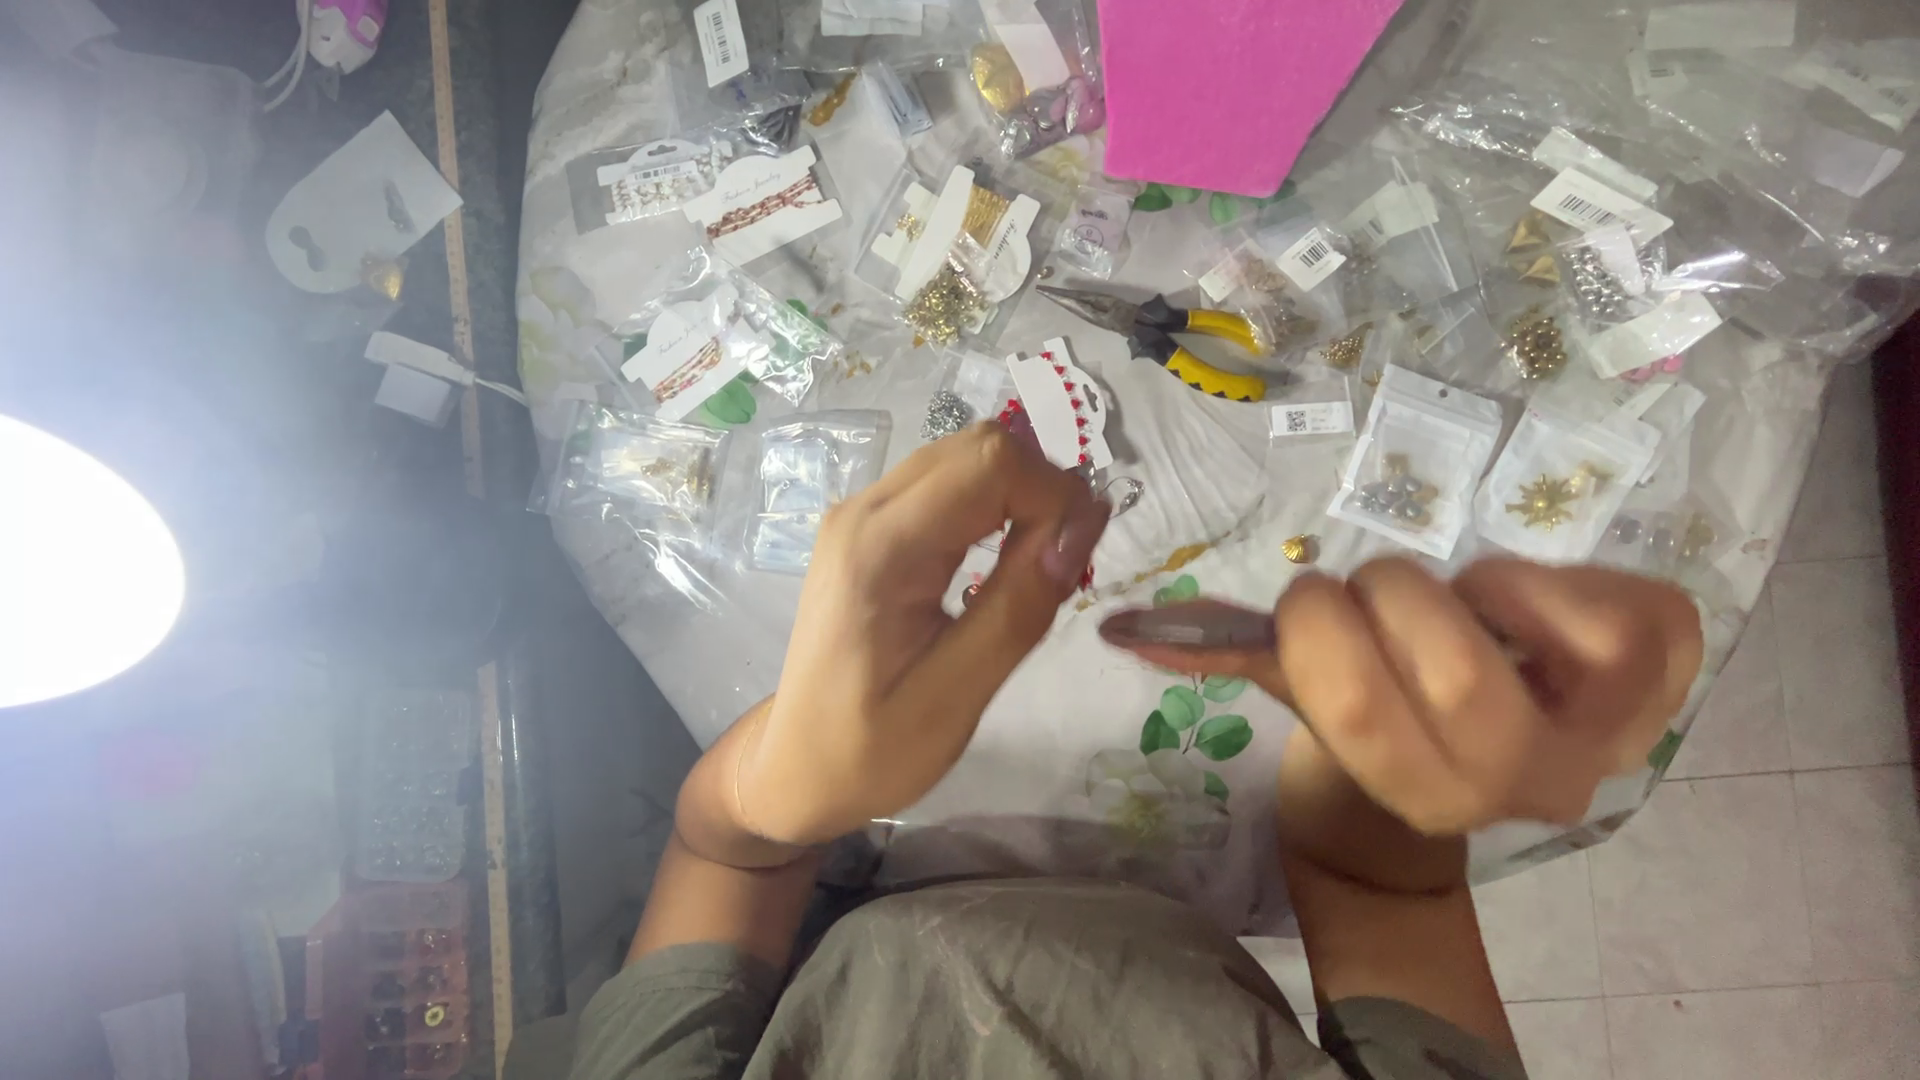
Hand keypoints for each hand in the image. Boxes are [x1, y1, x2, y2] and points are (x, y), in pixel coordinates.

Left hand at [680, 424, 1110, 864]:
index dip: (1051, 494)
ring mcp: (862, 513)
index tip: (1074, 559)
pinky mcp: (869, 528)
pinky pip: (947, 486)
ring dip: (1019, 497)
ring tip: (1037, 566)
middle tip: (1061, 564)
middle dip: (1039, 491)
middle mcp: (865, 509)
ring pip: (966, 459)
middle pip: (978, 447)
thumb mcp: (956, 696)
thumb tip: (1086, 522)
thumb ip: (1020, 605)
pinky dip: (992, 507)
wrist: (797, 764)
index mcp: (879, 546)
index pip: (989, 462)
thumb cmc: (870, 748)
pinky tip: (1002, 558)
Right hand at [1099, 557, 1701, 834]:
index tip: (1306, 606)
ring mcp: (1609, 738)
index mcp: (1414, 786)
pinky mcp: (1664, 690)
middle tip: (1372, 598)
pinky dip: (1565, 583)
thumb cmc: (1357, 740)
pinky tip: (1523, 605)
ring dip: (1474, 589)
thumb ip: (1218, 655)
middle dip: (1383, 594)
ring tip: (1456, 604)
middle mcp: (1520, 780)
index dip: (1311, 623)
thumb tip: (1122, 624)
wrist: (1453, 790)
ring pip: (1553, 628)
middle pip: (1445, 654)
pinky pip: (1639, 612)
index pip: (1350, 697)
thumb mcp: (1293, 701)